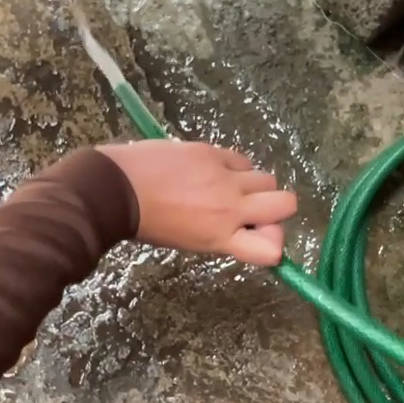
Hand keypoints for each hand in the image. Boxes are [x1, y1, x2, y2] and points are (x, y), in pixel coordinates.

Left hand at [98, 141, 298, 265]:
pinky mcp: (213, 152)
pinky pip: (241, 159)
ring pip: (267, 178)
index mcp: (221, 238)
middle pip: (286, 204)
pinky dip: (234, 167)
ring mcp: (224, 177)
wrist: (117, 189)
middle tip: (255, 209)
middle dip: (278, 208)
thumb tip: (247, 229)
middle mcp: (231, 208)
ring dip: (256, 185)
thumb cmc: (149, 224)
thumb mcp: (190, 241)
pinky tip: (212, 170)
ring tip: (229, 187)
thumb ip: (224, 236)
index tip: (258, 236)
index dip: (273, 242)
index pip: (273, 250)